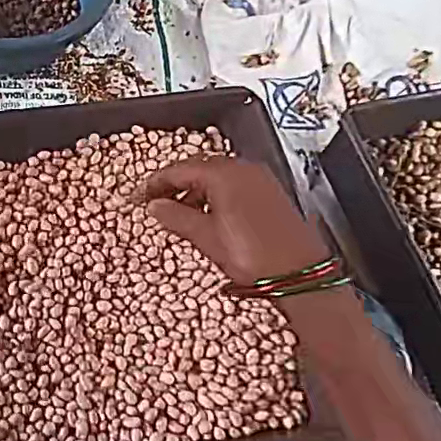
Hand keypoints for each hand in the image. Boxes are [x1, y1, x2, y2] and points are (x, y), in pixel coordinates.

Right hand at [142, 157, 330, 284]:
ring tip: (177, 212)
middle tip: (155, 202)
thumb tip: (155, 206)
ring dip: (193, 190)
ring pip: (216, 176)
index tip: (141, 195)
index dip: (156, 182)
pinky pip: (233, 184)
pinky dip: (213, 194)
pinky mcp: (269, 193)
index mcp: (224, 175)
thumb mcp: (205, 237)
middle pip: (199, 167)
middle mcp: (243, 170)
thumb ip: (176, 217)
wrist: (298, 272)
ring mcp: (259, 180)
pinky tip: (205, 215)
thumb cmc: (252, 255)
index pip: (180, 169)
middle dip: (174, 184)